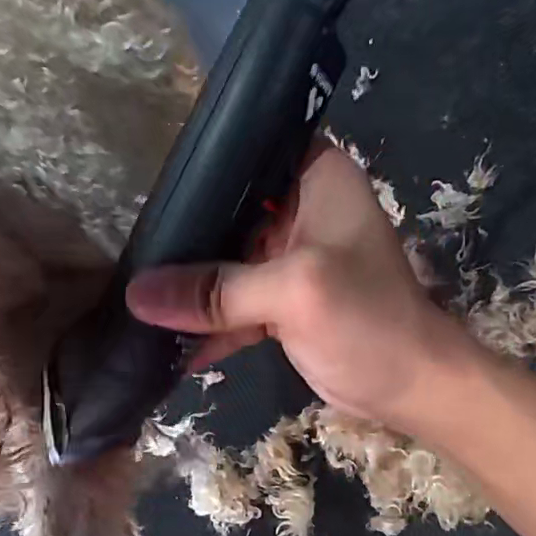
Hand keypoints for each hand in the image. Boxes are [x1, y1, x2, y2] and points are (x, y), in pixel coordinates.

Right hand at [125, 143, 481, 429]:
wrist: (411, 385)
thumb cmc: (368, 320)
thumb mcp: (295, 292)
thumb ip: (218, 290)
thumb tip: (138, 295)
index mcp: (318, 178)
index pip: (247, 150)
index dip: (199, 164)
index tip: (148, 186)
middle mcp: (303, 208)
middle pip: (227, 208)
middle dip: (182, 233)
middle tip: (125, 249)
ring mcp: (292, 257)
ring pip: (226, 259)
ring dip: (191, 287)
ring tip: (134, 303)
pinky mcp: (286, 300)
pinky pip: (236, 302)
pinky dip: (210, 324)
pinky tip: (169, 346)